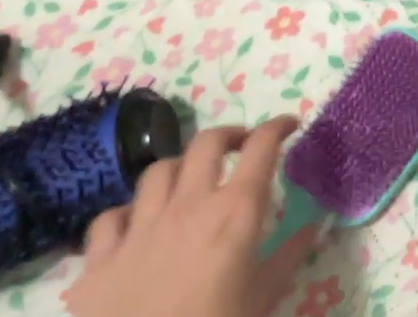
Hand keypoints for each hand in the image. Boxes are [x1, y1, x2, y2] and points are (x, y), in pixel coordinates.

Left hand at [64, 118, 318, 316]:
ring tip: (190, 181)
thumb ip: (292, 253)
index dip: (278, 126)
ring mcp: (139, 230)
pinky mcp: (99, 261)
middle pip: (206, 143)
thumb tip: (317, 225)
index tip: (289, 126)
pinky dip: (126, 214)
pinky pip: (108, 218)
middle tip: (241, 147)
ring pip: (157, 172)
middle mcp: (189, 206)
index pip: (262, 145)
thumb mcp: (267, 291)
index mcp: (237, 209)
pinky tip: (137, 226)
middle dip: (229, 135)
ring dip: (179, 168)